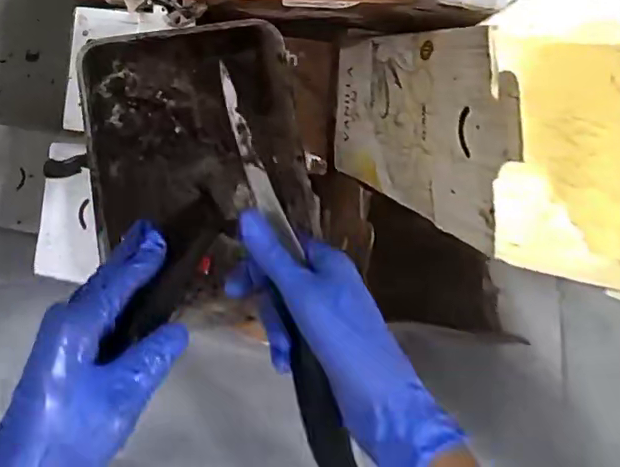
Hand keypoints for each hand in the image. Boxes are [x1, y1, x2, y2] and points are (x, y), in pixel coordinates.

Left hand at [0, 222, 190, 466]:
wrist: (26, 459)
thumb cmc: (73, 427)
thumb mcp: (120, 398)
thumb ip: (148, 361)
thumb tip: (176, 330)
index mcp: (76, 322)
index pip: (115, 284)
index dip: (139, 262)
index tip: (159, 237)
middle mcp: (65, 315)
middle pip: (103, 281)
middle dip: (127, 256)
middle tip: (149, 228)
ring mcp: (60, 329)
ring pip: (96, 293)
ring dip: (120, 272)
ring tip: (141, 251)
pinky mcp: (61, 346)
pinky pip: (92, 309)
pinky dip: (112, 294)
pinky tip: (124, 295)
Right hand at [226, 210, 467, 466]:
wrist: (385, 407)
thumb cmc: (342, 338)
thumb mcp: (300, 292)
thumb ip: (271, 254)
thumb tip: (246, 212)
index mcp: (327, 261)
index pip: (283, 241)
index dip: (258, 252)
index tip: (237, 269)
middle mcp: (328, 281)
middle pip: (279, 273)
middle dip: (262, 294)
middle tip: (235, 297)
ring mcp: (328, 312)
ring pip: (283, 304)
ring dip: (276, 327)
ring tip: (281, 351)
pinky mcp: (327, 341)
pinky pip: (294, 330)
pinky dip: (286, 344)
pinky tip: (285, 363)